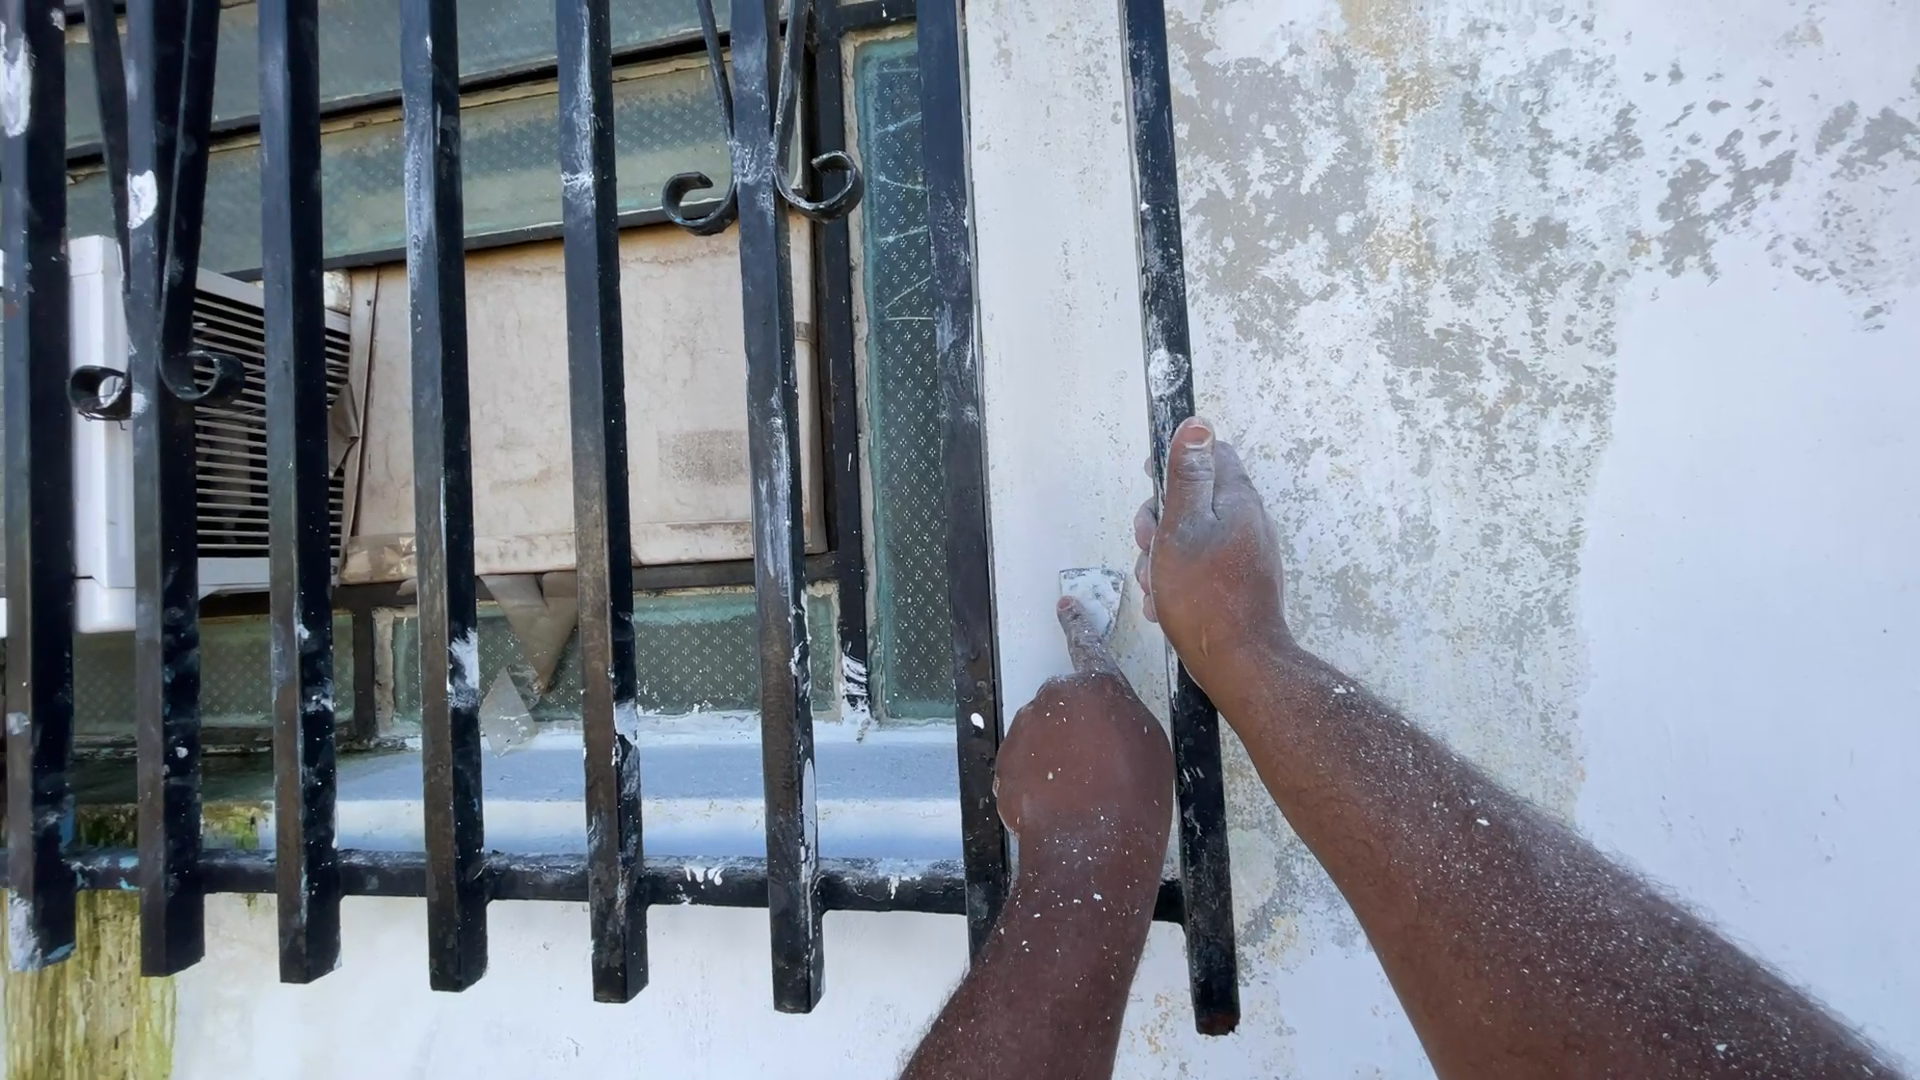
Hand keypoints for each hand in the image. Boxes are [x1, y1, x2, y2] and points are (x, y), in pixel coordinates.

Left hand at [994, 599, 1172, 872]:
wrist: (1090, 845)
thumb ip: (1118, 713)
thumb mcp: (1148, 742)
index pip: (1087, 645)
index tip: (1064, 605)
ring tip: (1078, 791)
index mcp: (1096, 685)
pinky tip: (1056, 804)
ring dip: (1053, 753)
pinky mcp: (1004, 759)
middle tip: (1096, 763)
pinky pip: (1023, 762)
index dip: (1077, 624)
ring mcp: (1024, 727)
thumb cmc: (1135, 793)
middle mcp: (1054, 696)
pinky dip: (1036, 778)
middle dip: (1073, 724)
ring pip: (1040, 732)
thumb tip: (1100, 716)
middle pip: (1062, 701)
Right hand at [1135, 417, 1292, 696]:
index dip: (1176, 460)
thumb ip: (1187, 476)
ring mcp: (1243, 553)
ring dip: (1162, 557)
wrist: (1236, 661)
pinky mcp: (1237, 581)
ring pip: (1190, 538)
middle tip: (1147, 546)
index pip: (1212, 454)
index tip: (1150, 480)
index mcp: (1236, 500)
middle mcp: (1246, 521)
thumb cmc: (1203, 594)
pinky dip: (1176, 580)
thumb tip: (1197, 424)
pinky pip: (1197, 567)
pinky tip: (1164, 603)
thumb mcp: (1182, 527)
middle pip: (1193, 500)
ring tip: (1154, 585)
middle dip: (1159, 521)